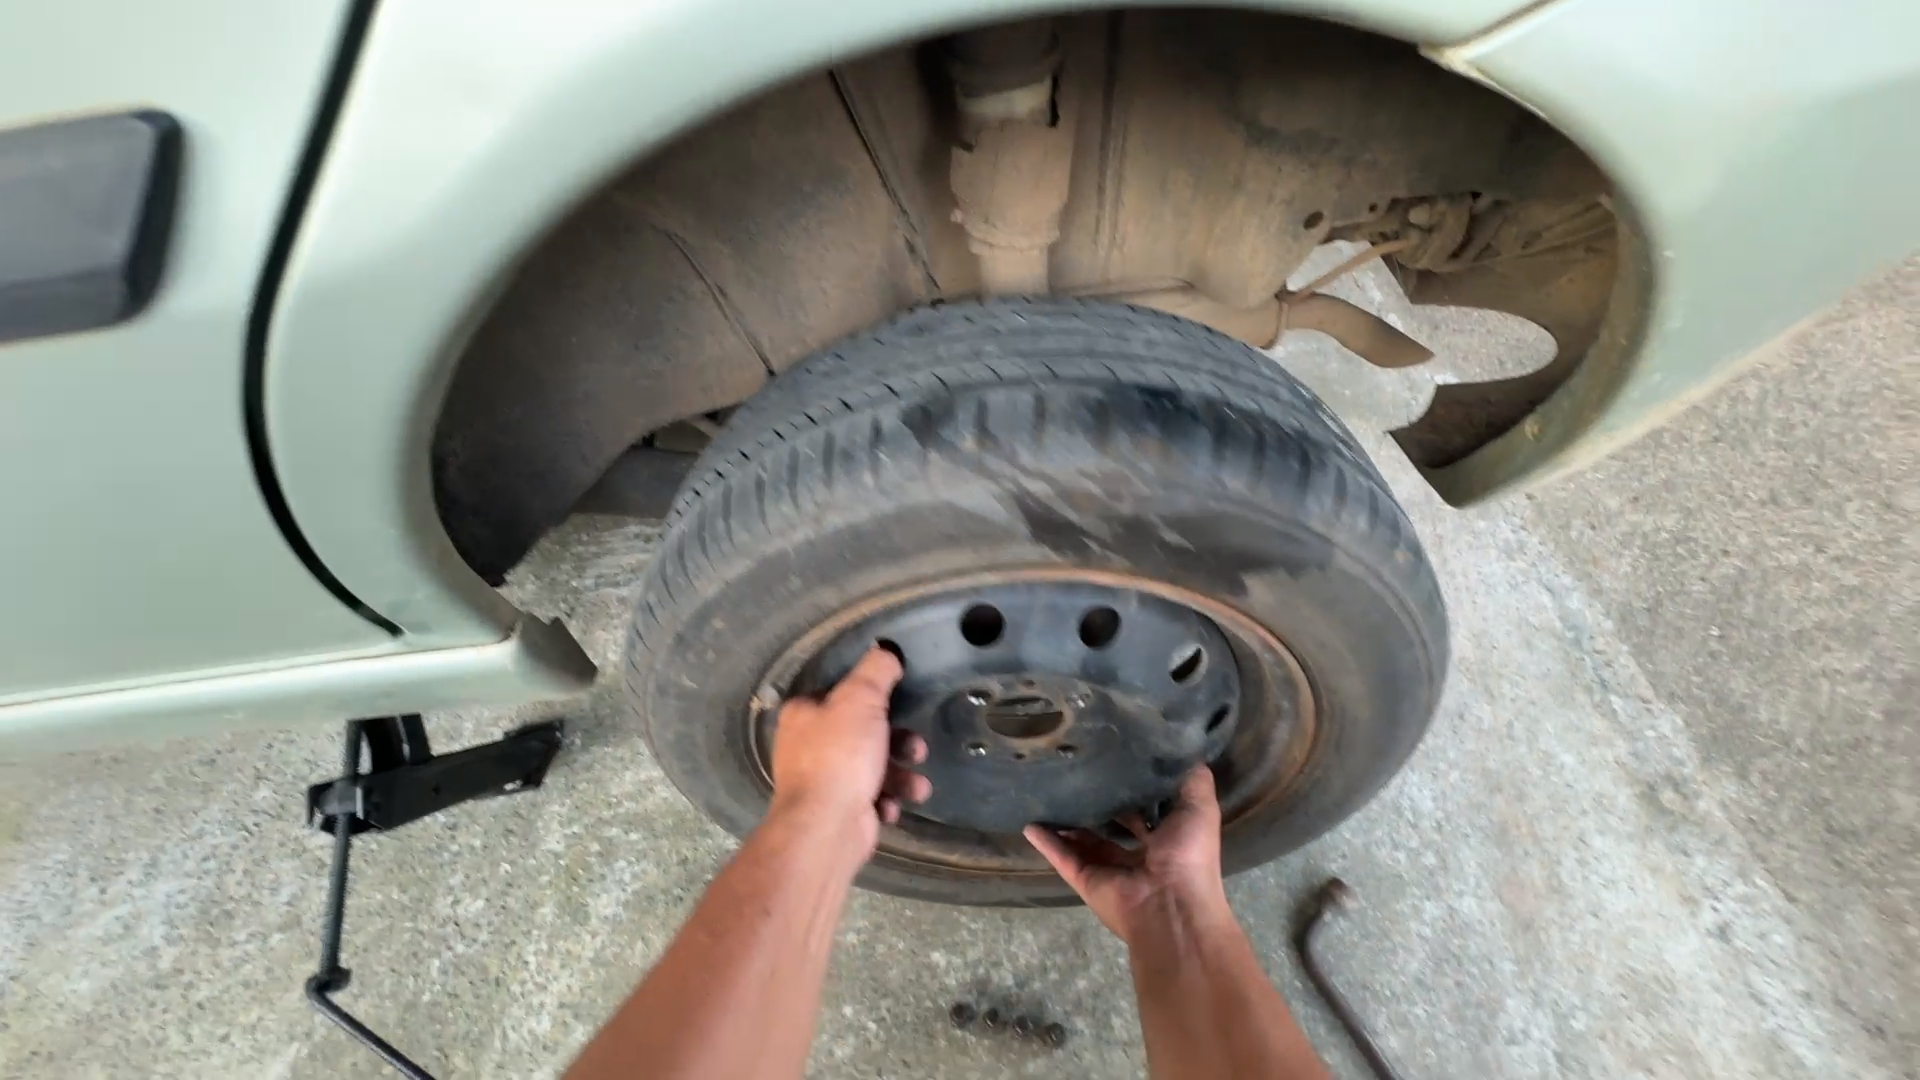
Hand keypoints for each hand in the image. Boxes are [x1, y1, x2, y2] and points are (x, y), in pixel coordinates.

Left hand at [769, 646, 930, 852]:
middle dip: (898, 741)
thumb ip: (877, 671)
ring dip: (901, 776)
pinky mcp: (837, 812)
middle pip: (862, 733)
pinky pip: (870, 798)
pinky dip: (886, 800)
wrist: (826, 829)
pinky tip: (890, 807)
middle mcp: (807, 746)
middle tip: (917, 747)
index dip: (870, 697)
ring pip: (872, 768)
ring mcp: (822, 782)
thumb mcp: (862, 698)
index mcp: (803, 714)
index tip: (897, 702)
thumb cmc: (840, 755)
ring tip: (916, 787)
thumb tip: (886, 651)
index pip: (838, 694)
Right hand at [1023, 767, 1228, 943]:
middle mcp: (1135, 854)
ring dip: (1065, 820)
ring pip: (1081, 839)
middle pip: (1108, 824)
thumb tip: (1184, 747)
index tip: (1114, 758)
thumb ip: (1193, 779)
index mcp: (1164, 839)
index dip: (1130, 787)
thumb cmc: (1188, 855)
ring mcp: (1107, 869)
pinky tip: (1028, 822)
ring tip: (1047, 790)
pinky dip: (1045, 841)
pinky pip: (1061, 856)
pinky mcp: (1085, 879)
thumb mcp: (1200, 807)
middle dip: (1095, 802)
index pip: (1143, 809)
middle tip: (1075, 770)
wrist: (1171, 907)